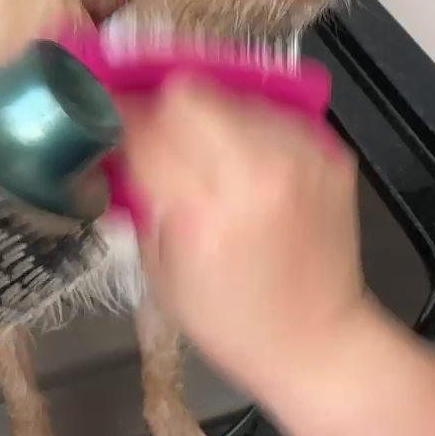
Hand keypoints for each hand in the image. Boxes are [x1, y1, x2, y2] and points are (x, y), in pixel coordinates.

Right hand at [121, 79, 376, 393]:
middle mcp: (256, 172)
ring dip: (205, 116)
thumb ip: (140, 200)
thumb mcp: (159, 270)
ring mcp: (300, 157)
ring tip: (203, 154)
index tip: (105, 121)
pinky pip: (271, 114)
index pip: (145, 131)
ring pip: (230, 95)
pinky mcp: (330, 154)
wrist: (316, 340)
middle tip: (151, 133)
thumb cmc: (226, 320)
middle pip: (187, 96)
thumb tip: (122, 148)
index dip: (117, 119)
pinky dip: (247, 129)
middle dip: (159, 110)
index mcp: (203, 211)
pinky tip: (244, 165)